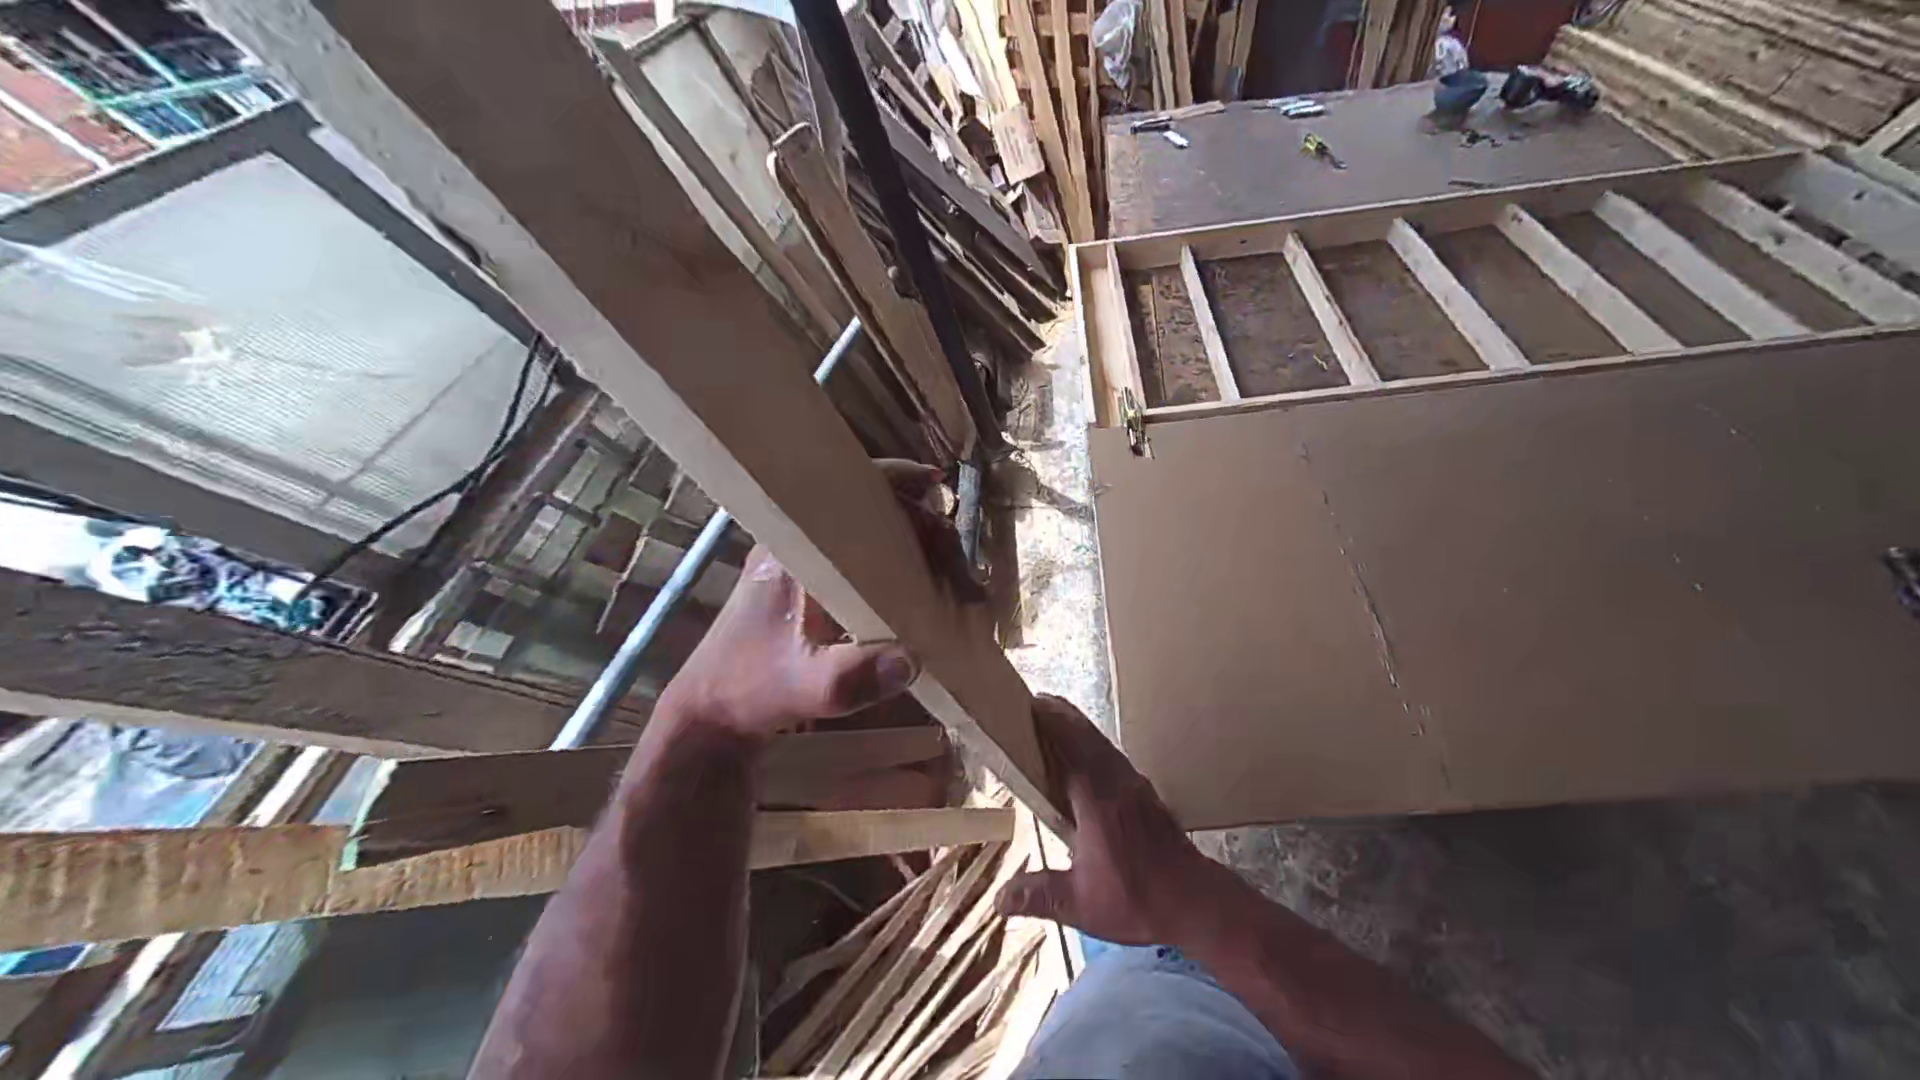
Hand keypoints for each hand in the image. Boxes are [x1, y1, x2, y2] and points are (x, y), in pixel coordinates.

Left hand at [657, 460, 978, 739]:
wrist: (713, 711)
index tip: (936, 485)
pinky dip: (904, 568)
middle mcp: (799, 545)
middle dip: (927, 532)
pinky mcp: (814, 586)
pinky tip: (930, 592)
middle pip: (874, 512)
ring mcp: (806, 564)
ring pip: (875, 536)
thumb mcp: (806, 690)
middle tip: (963, 576)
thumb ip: (854, 678)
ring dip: (921, 553)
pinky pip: (868, 559)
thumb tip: (913, 659)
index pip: (847, 490)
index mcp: (793, 550)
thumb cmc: (750, 691)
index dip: (896, 479)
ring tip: (957, 588)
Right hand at [996, 695, 1224, 944]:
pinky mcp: (1146, 795)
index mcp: (1098, 800)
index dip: (1050, 722)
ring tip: (1056, 720)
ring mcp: (1136, 786)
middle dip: (1062, 715)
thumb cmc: (1139, 900)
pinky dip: (1093, 744)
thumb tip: (998, 899)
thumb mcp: (1081, 903)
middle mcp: (1118, 783)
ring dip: (1079, 727)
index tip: (1030, 703)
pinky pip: (1113, 757)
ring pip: (1102, 744)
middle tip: (1037, 702)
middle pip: (1087, 736)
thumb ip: (1039, 895)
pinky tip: (1086, 756)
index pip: (1070, 746)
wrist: (1198, 904)